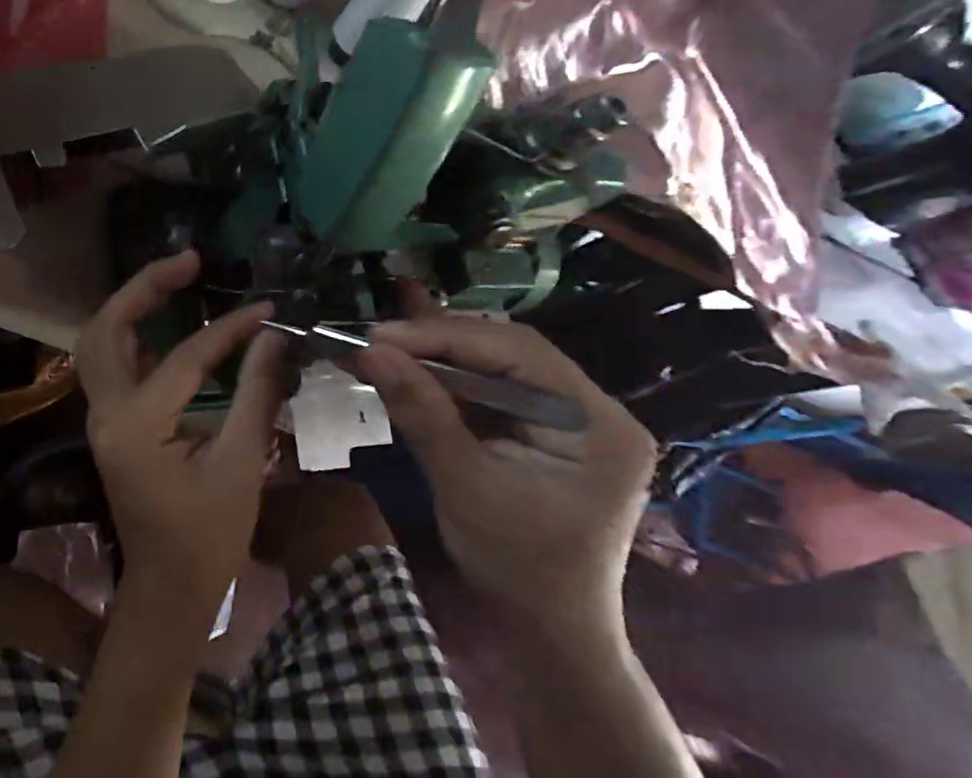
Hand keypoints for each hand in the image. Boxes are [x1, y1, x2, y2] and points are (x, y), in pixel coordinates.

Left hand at [75, 251, 291, 608]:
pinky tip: (167, 324)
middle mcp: (107, 416)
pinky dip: (136, 335)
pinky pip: (116, 366)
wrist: (170, 591)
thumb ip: (258, 392)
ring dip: (133, 306)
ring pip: (101, 345)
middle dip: (144, 288)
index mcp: (136, 427)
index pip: (185, 357)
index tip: (268, 309)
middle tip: (189, 261)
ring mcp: (104, 421)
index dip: (230, 329)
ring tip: (175, 279)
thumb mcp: (241, 463)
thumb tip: (276, 336)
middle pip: (105, 330)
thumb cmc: (208, 536)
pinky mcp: (115, 427)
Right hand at [354, 311, 655, 624]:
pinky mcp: (557, 432)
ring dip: (447, 358)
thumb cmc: (515, 570)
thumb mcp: (464, 488)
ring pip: (505, 367)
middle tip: (381, 340)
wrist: (550, 636)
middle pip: (514, 353)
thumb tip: (372, 352)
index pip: (517, 352)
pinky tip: (421, 370)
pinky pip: (503, 392)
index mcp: (597, 423)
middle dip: (444, 343)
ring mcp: (580, 420)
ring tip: (392, 347)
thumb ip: (422, 413)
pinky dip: (459, 383)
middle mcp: (599, 409)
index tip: (380, 335)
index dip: (444, 336)